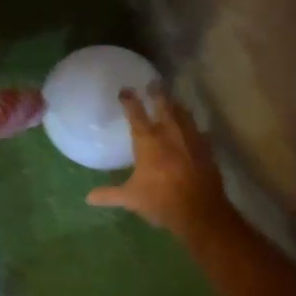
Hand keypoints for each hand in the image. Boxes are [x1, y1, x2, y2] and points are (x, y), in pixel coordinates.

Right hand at [86, 86, 234, 236]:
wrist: (200, 212)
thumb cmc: (160, 200)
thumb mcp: (131, 198)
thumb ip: (109, 194)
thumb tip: (88, 198)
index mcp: (148, 141)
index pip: (136, 114)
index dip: (129, 100)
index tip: (125, 90)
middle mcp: (170, 134)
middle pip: (164, 105)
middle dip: (158, 93)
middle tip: (153, 83)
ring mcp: (191, 140)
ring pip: (184, 115)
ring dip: (177, 106)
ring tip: (173, 102)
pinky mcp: (207, 150)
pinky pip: (200, 132)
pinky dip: (193, 128)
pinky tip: (193, 131)